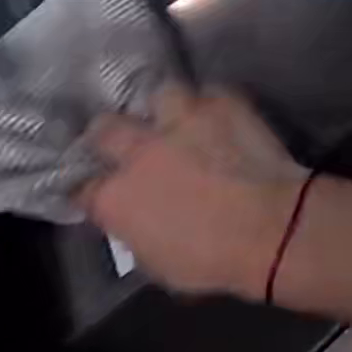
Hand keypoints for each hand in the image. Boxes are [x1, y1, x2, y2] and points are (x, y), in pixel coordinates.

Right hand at [81, 84, 310, 300]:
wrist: (268, 222)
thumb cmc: (210, 257)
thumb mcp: (154, 259)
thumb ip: (133, 224)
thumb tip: (132, 211)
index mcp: (118, 196)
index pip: (84, 186)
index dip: (88, 185)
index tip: (95, 186)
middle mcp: (142, 148)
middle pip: (106, 127)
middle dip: (106, 132)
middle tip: (119, 137)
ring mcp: (183, 117)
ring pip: (160, 94)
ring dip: (163, 107)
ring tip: (175, 116)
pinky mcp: (221, 100)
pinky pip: (207, 92)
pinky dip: (208, 104)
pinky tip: (216, 115)